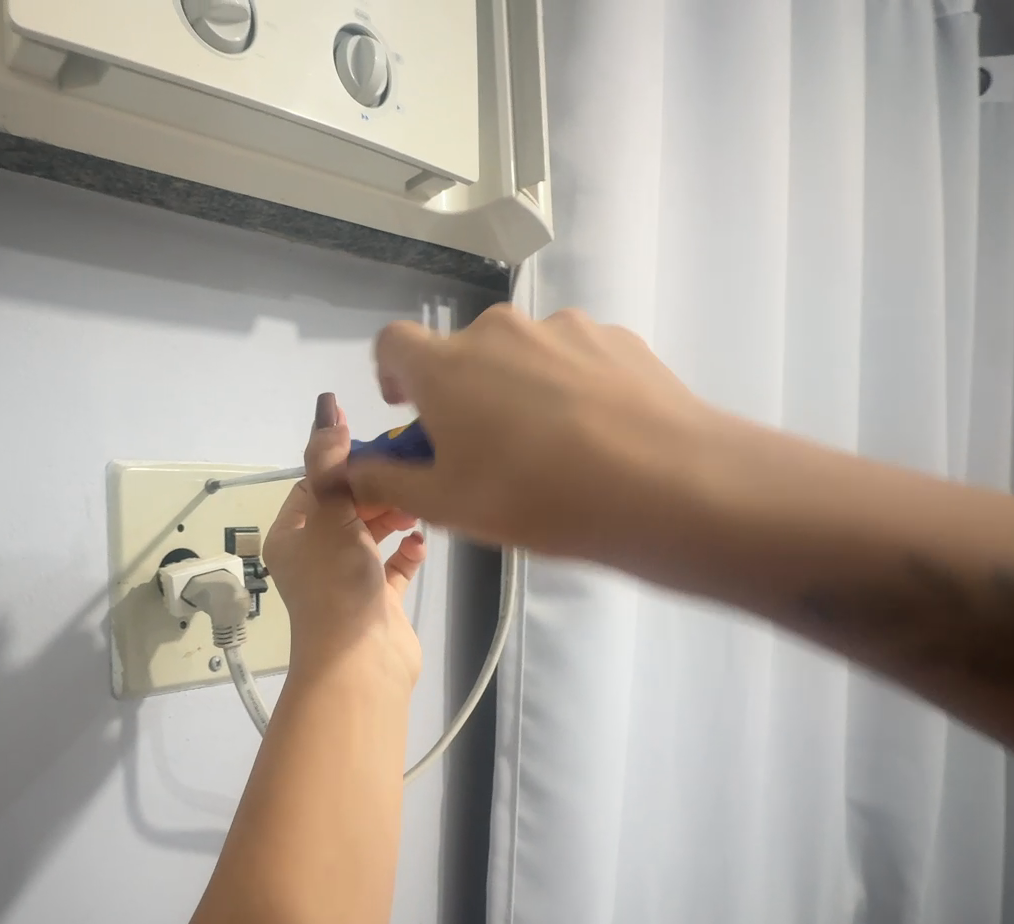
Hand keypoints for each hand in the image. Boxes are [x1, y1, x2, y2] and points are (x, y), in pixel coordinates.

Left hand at [264, 393, 427, 684]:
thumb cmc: (336, 583)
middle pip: (345, 506)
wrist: (359, 664)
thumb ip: (331, 462)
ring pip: (370, 535)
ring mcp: (346, 579)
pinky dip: (406, 551)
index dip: (340, 460)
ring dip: (391, 515)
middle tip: (407, 466)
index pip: (312, 484)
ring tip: (419, 498)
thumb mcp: (329, 514)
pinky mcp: (377, 600)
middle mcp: (314, 555)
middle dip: (373, 487)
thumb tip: (326, 408)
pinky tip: (421, 539)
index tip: (374, 437)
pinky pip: (392, 566)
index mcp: (291, 535)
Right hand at [339, 304, 717, 562]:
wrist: (666, 486)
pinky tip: (592, 433)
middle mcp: (499, 330)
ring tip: (547, 447)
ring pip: (518, 354)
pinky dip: (566, 386)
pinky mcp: (616, 338)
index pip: (392, 342)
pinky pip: (570, 357)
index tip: (410, 410)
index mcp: (445, 366)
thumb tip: (347, 472)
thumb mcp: (445, 504)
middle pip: (460, 352)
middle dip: (459, 392)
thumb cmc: (535, 497)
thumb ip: (385, 482)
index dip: (391, 373)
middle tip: (482, 448)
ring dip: (514, 388)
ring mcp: (563, 328)